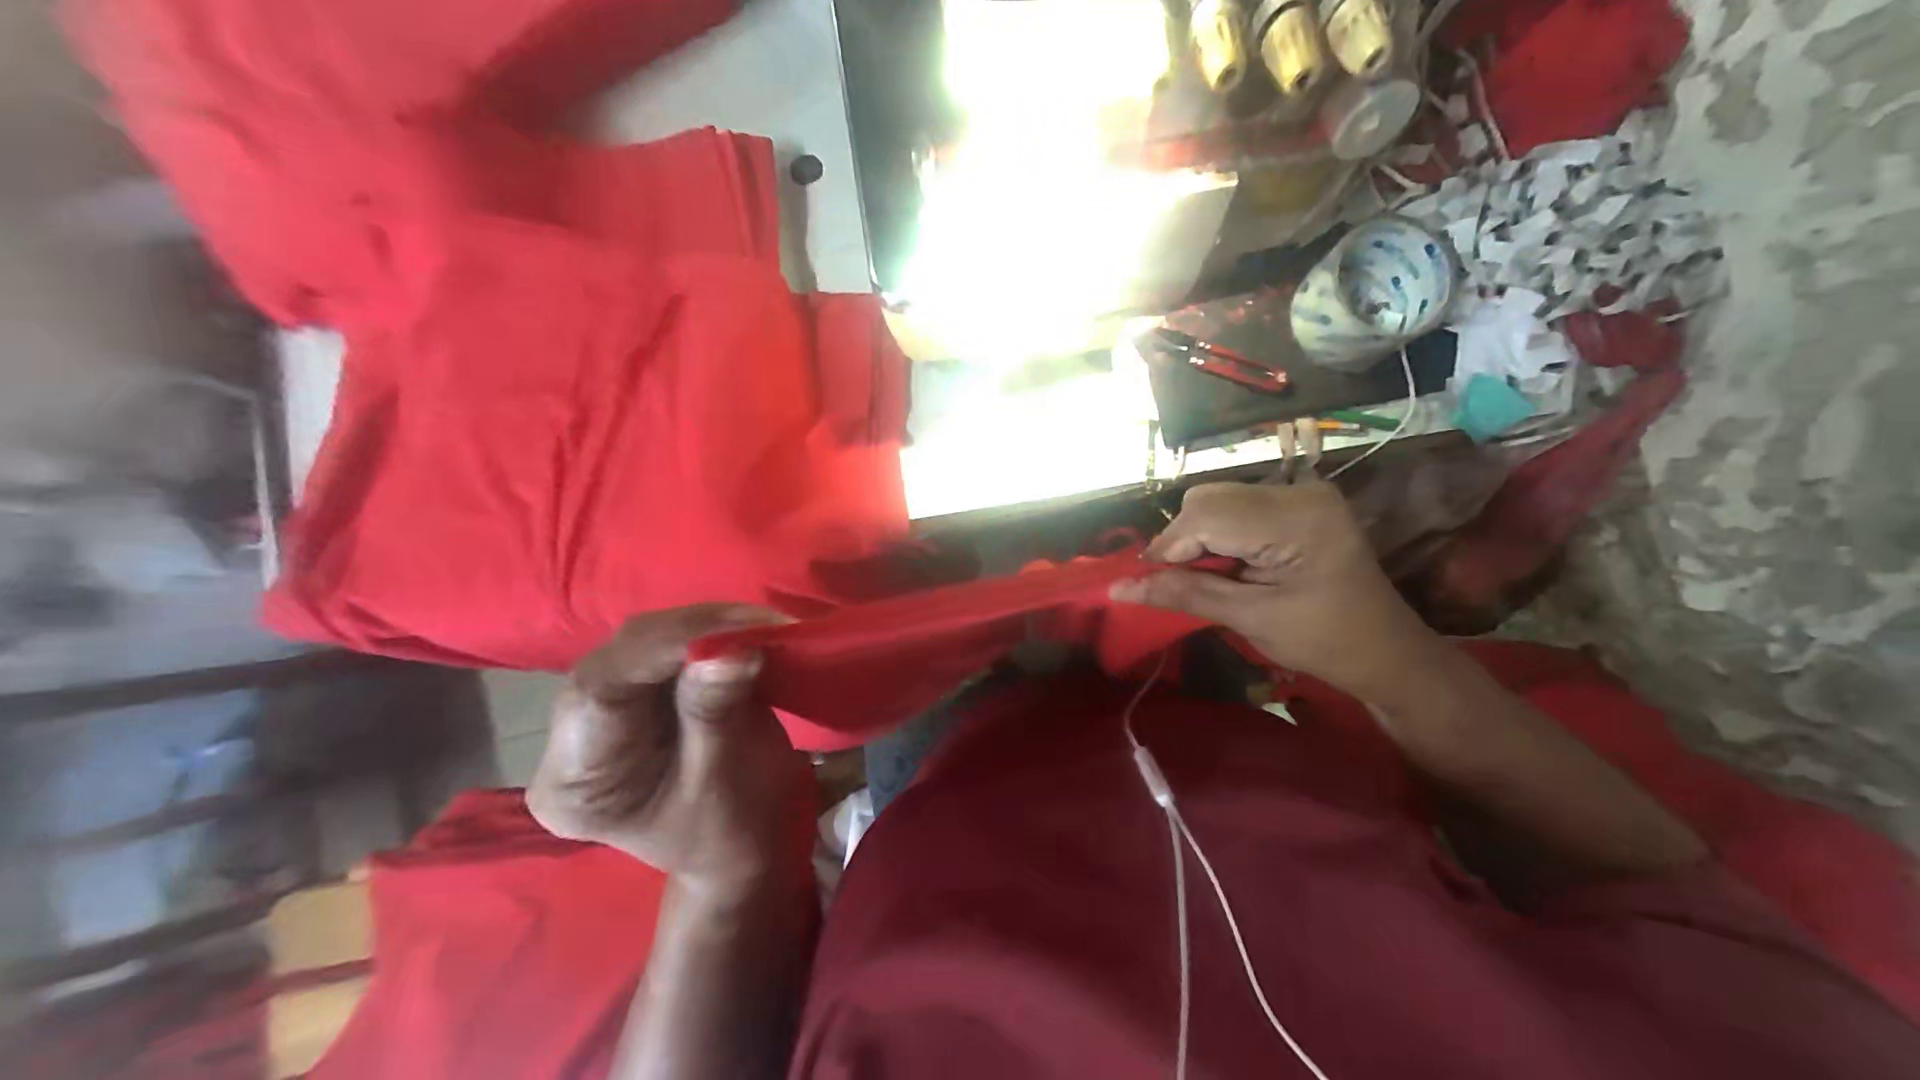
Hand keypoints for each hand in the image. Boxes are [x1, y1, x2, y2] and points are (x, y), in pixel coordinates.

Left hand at [527, 604, 813, 899]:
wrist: (738, 850)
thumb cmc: (728, 837)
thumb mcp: (724, 785)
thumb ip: (715, 714)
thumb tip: (730, 649)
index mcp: (575, 780)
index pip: (600, 691)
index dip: (662, 649)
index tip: (735, 632)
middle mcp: (572, 735)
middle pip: (620, 657)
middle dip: (693, 630)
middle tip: (763, 622)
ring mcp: (602, 707)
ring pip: (644, 640)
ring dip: (708, 626)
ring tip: (764, 623)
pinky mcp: (637, 688)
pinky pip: (666, 645)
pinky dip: (712, 632)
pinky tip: (747, 629)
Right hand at [1110, 480, 1446, 700]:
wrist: (1386, 650)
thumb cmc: (1323, 642)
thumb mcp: (1248, 619)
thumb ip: (1183, 594)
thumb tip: (1117, 589)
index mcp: (1297, 521)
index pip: (1206, 515)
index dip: (1168, 547)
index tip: (1149, 581)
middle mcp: (1301, 492)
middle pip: (1209, 498)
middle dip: (1182, 539)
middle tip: (1179, 581)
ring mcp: (1304, 492)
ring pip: (1218, 497)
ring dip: (1198, 534)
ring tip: (1207, 574)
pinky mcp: (1301, 501)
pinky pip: (1238, 503)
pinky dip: (1218, 530)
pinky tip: (1227, 561)